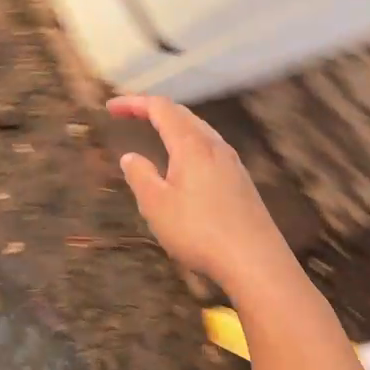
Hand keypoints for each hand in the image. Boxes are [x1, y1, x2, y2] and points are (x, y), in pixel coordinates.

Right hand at [113, 96, 293, 293]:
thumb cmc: (200, 231)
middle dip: (154, 109)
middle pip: (183, 114)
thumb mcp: (155, 205)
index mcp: (191, 145)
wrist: (259, 266)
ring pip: (200, 130)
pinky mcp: (243, 183)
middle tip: (130, 114)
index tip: (111, 107)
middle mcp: (215, 147)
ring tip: (155, 131)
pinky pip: (210, 148)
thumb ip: (139, 175)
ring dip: (174, 124)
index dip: (133, 103)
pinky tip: (186, 162)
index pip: (160, 108)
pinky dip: (189, 141)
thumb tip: (131, 157)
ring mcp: (233, 165)